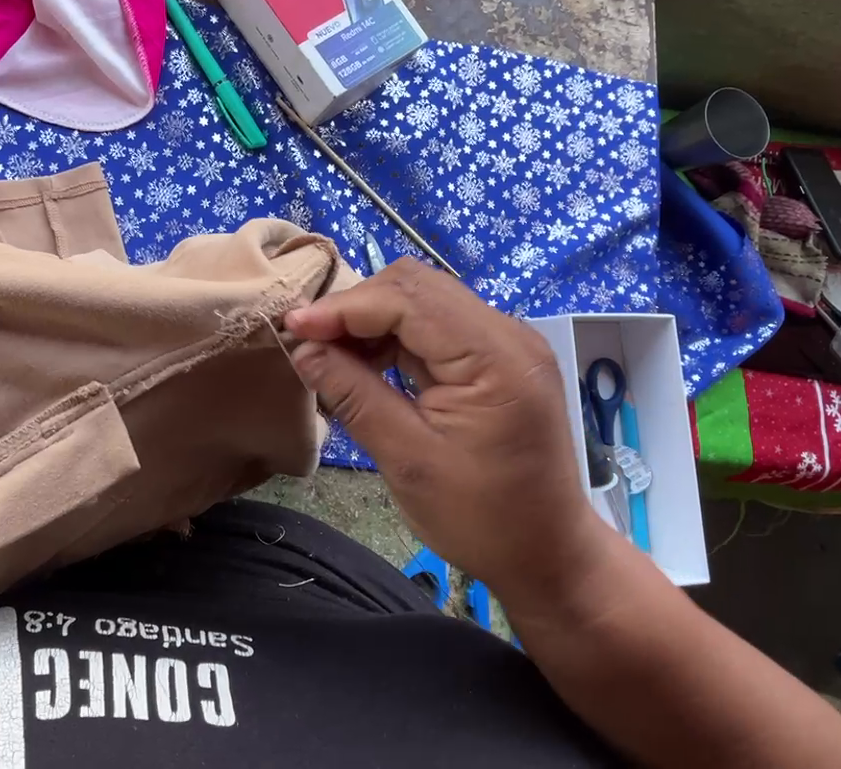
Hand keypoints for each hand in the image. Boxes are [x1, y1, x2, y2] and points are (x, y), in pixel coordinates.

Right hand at [283, 258, 603, 598]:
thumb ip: (354, 395)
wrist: (548, 555)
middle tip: (309, 341)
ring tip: (330, 353)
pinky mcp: (495, 356)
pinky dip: (392, 334)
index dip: (344, 308)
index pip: (408, 300)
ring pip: (422, 298)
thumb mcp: (407, 459)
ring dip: (370, 318)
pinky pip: (434, 323)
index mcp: (497, 357)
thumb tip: (302, 349)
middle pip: (416, 286)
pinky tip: (365, 361)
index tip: (292, 327)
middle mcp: (507, 333)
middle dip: (355, 306)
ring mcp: (505, 342)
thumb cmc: (482, 519)